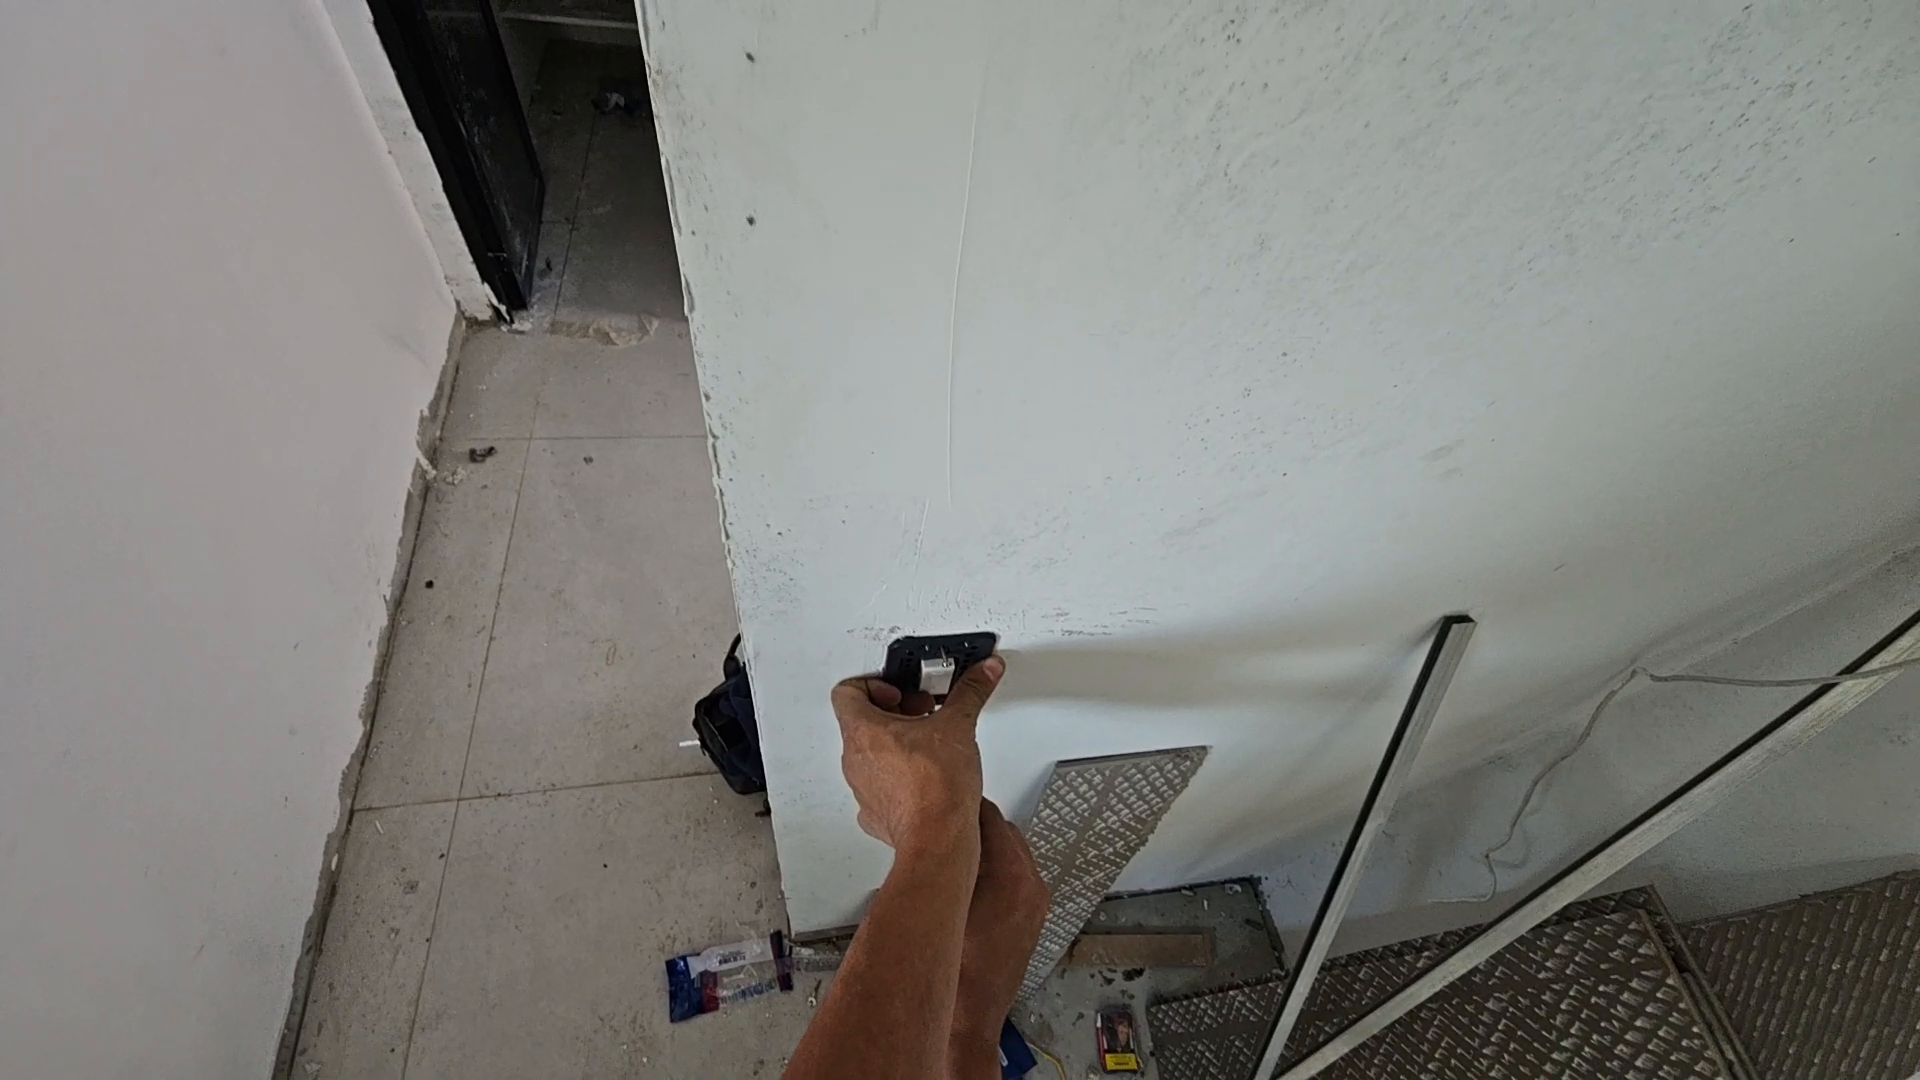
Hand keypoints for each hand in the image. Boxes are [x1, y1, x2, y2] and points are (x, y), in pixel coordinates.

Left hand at [832, 656, 1004, 854]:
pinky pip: (881, 785)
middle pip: (861, 721)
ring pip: (871, 754)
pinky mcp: (876, 812)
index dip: (875, 685)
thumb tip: (984, 671)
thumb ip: (971, 691)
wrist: (939, 839)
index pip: (847, 691)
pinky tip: (926, 775)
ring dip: (896, 743)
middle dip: (894, 712)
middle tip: (921, 713)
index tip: (902, 692)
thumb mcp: (959, 725)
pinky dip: (900, 776)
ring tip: (929, 743)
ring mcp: (863, 787)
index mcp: (863, 731)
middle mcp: (855, 759)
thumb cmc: (937, 788)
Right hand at [952, 800, 1049, 1051]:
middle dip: (975, 825)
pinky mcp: (1032, 916)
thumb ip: (947, 858)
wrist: (967, 1020)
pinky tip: (968, 876)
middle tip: (944, 824)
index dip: (963, 806)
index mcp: (1015, 877)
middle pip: (1003, 831)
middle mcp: (1033, 886)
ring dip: (985, 845)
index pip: (990, 817)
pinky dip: (995, 866)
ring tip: (953, 850)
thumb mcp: (943, 900)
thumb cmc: (954, 970)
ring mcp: (1036, 903)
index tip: (945, 800)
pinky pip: (1016, 874)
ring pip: (1011, 851)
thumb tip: (941, 827)